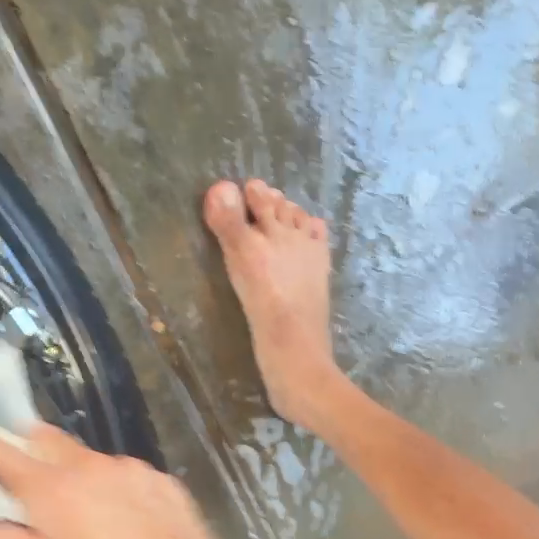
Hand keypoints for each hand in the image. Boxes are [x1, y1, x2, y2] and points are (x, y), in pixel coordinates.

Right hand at [0, 424, 258, 538]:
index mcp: (55, 489)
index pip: (1, 448)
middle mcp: (94, 466)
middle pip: (46, 441)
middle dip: (27, 459)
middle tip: (21, 497)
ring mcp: (136, 471)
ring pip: (87, 461)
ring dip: (71, 480)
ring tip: (79, 528)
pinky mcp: (167, 485)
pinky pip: (122, 477)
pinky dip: (108, 493)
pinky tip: (122, 533)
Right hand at [203, 180, 340, 418]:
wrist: (296, 351)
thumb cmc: (264, 307)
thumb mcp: (240, 260)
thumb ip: (230, 224)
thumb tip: (220, 186)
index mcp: (277, 235)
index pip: (263, 206)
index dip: (253, 196)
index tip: (246, 186)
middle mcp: (297, 243)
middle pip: (284, 215)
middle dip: (272, 203)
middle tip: (261, 193)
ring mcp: (311, 265)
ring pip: (301, 230)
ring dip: (291, 217)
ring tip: (284, 211)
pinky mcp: (317, 286)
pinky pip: (315, 252)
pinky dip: (310, 239)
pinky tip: (309, 241)